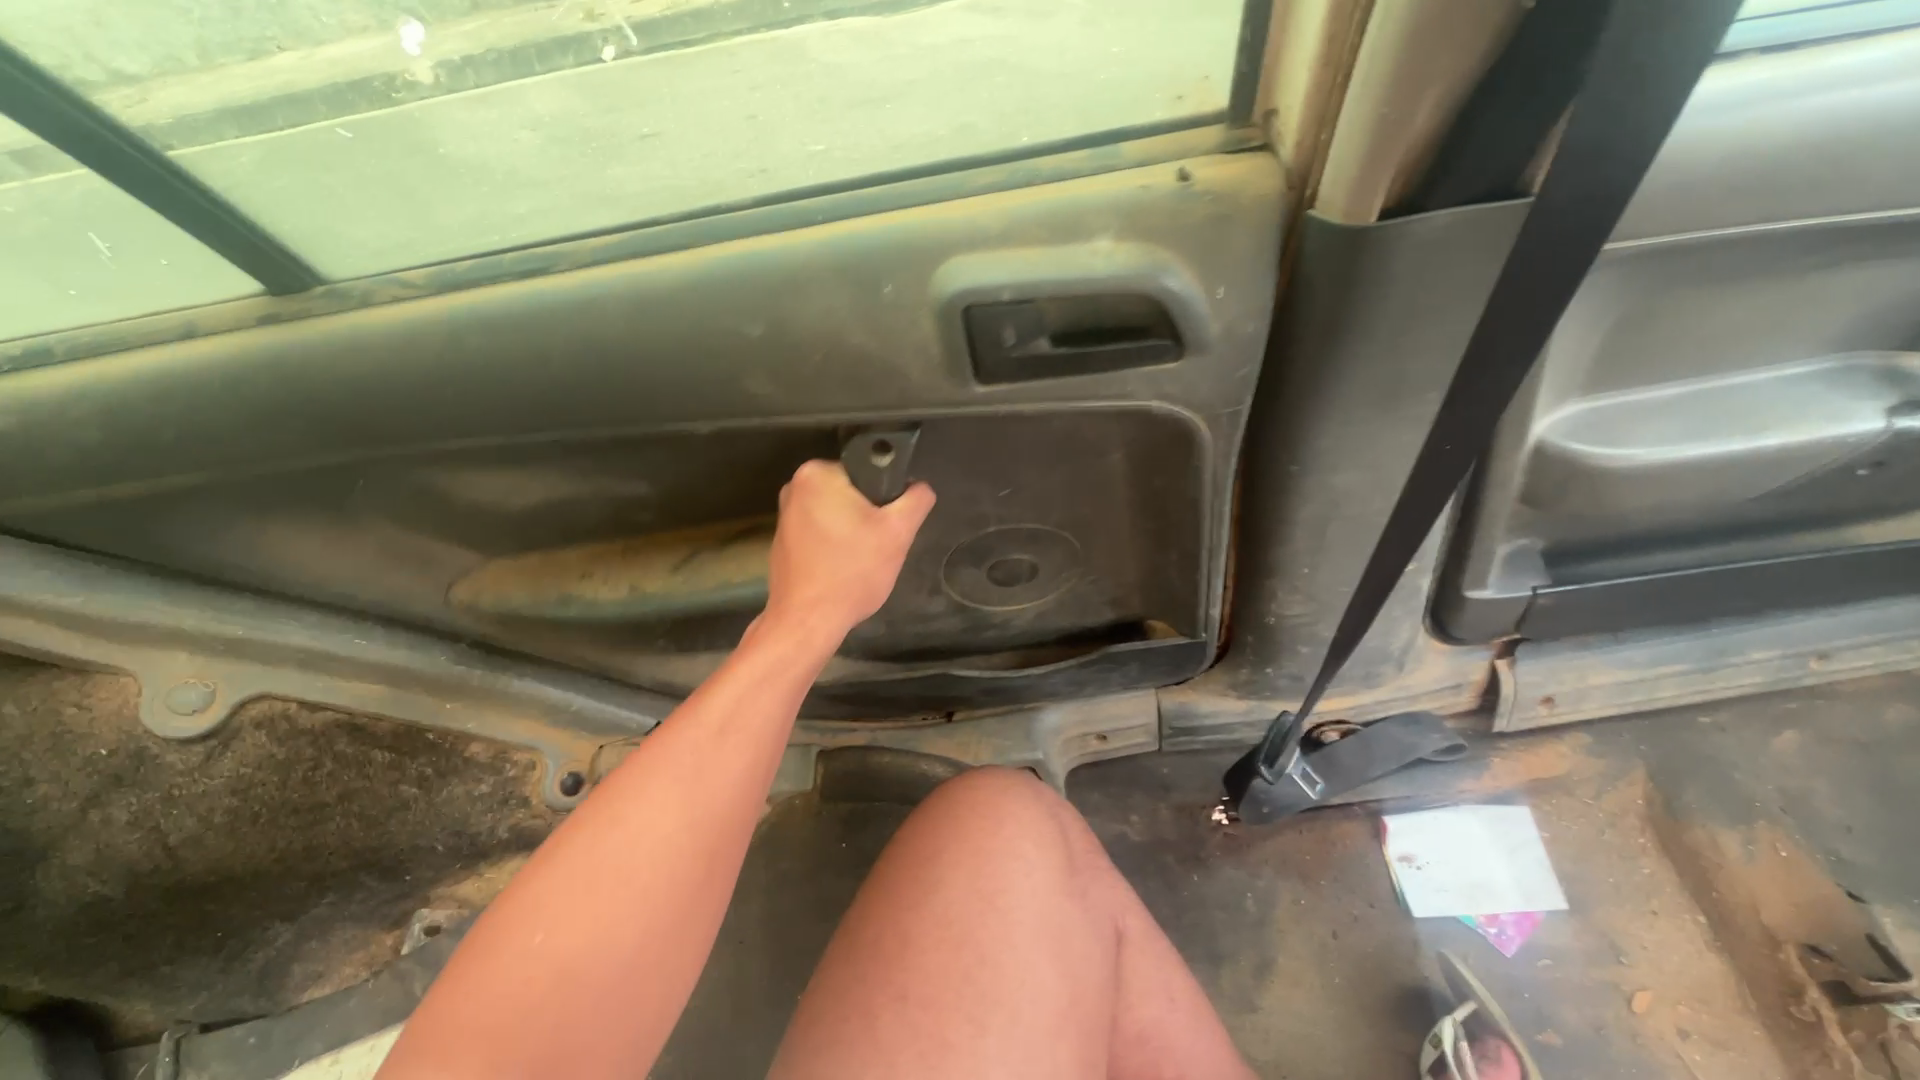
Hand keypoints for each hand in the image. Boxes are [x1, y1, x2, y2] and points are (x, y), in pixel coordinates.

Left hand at [762, 460, 934, 644]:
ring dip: (854, 531)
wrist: (807, 621)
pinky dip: (836, 545)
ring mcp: (785, 514)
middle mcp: (795, 486)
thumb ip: (916, 499)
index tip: (889, 521)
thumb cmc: (852, 572)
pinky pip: (822, 532)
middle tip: (879, 543)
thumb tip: (920, 487)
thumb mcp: (898, 532)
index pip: (868, 470)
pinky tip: (844, 567)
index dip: (885, 495)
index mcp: (817, 473)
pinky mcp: (784, 540)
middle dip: (870, 515)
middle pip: (852, 492)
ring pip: (838, 513)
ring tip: (862, 558)